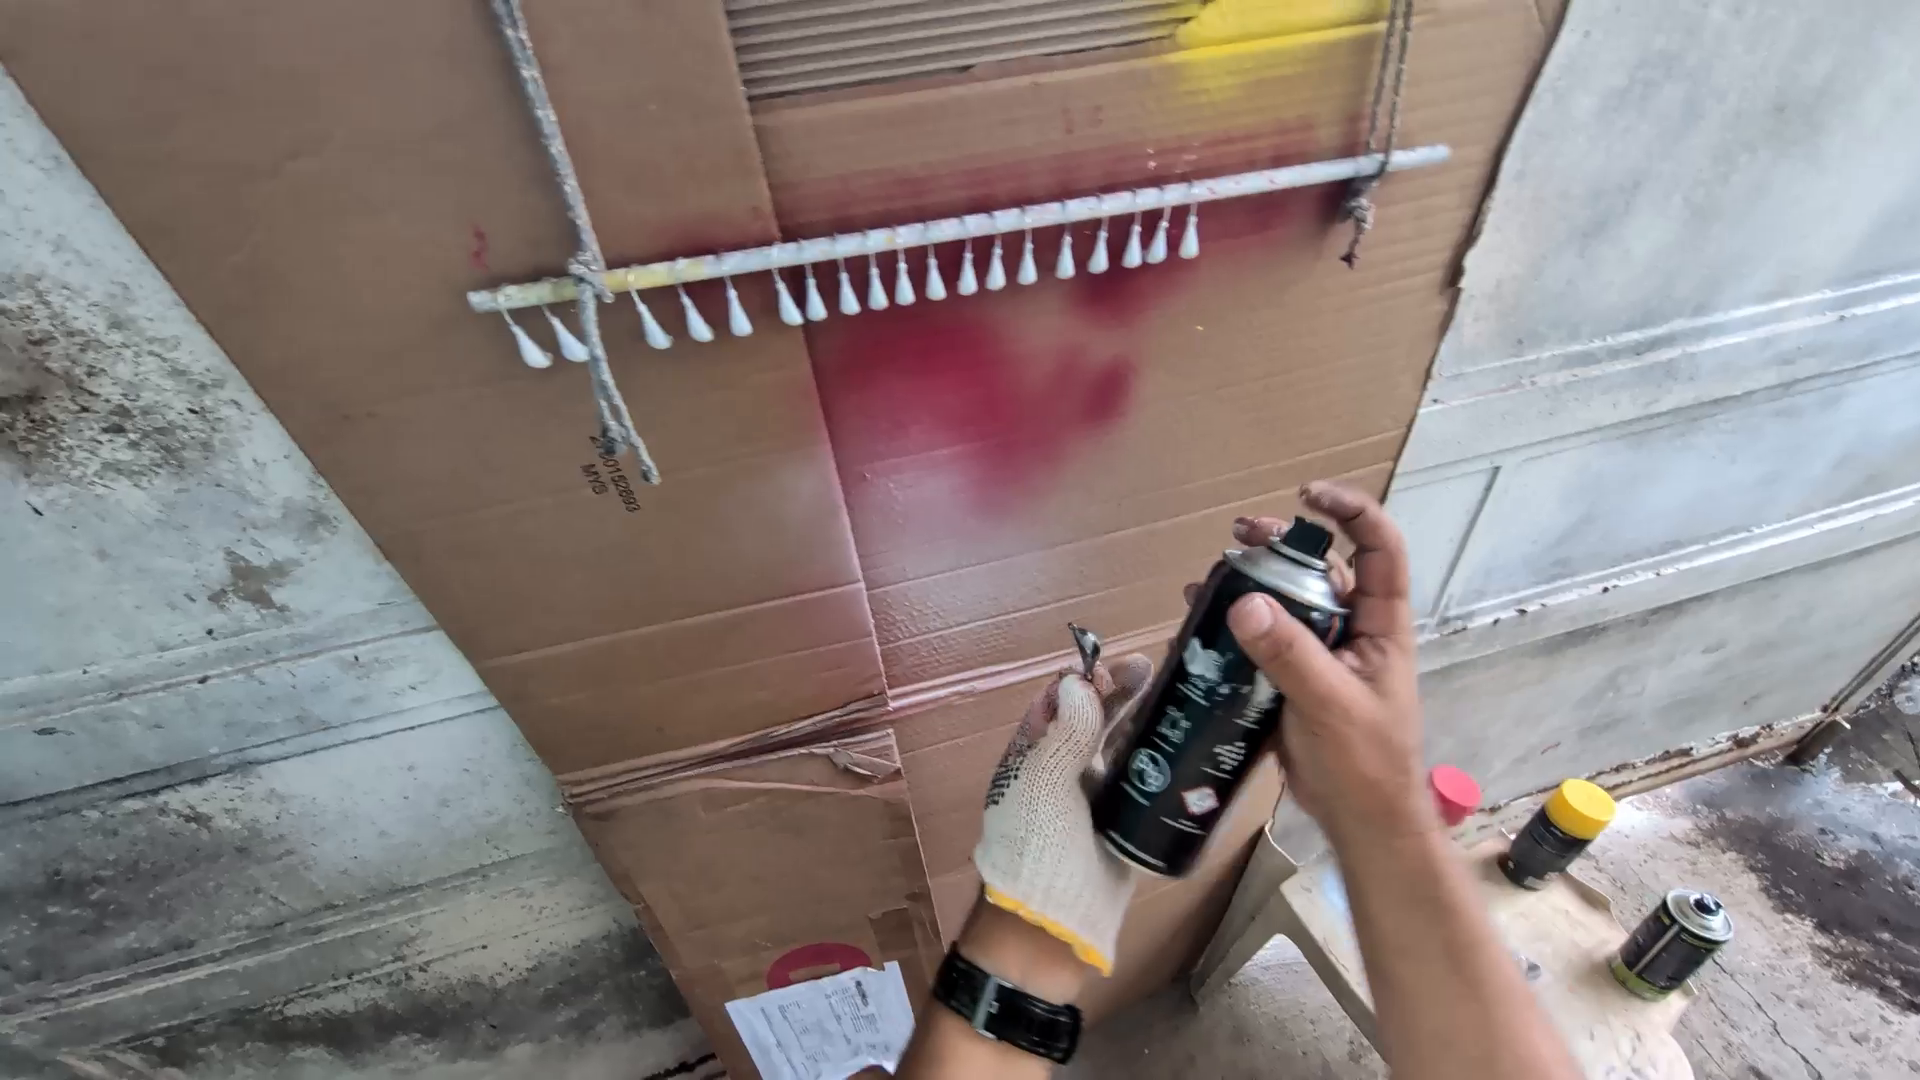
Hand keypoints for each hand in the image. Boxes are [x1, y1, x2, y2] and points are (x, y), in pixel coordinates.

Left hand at [971, 656, 1153, 977]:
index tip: (1110, 666)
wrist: (1054, 925)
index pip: (1058, 703)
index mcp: (1034, 755)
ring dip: (1142, 719)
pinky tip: (1184, 740)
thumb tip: (1079, 682)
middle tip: (1151, 669)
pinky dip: (1159, 758)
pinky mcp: (1124, 820)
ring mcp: (1095, 796)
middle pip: (1093, 719)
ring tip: (1173, 694)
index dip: (1083, 680)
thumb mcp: (1043, 783)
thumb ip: (1063, 733)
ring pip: (1121, 745)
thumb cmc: (1037, 847)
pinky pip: (1142, 780)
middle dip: (1119, 692)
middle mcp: (1063, 769)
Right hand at [1224, 482, 1431, 846]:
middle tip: (1238, 534)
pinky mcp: (1289, 675)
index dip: (1351, 513)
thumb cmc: (1365, 763)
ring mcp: (1319, 652)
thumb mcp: (1330, 704)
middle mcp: (1351, 629)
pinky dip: (1231, 622)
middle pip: (1320, 567)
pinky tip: (1199, 619)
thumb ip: (1290, 654)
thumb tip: (1243, 600)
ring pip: (1285, 599)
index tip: (1307, 497)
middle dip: (1280, 543)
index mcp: (1380, 627)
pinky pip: (1260, 636)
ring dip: (1249, 581)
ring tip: (1209, 576)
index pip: (1379, 551)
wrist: (1357, 819)